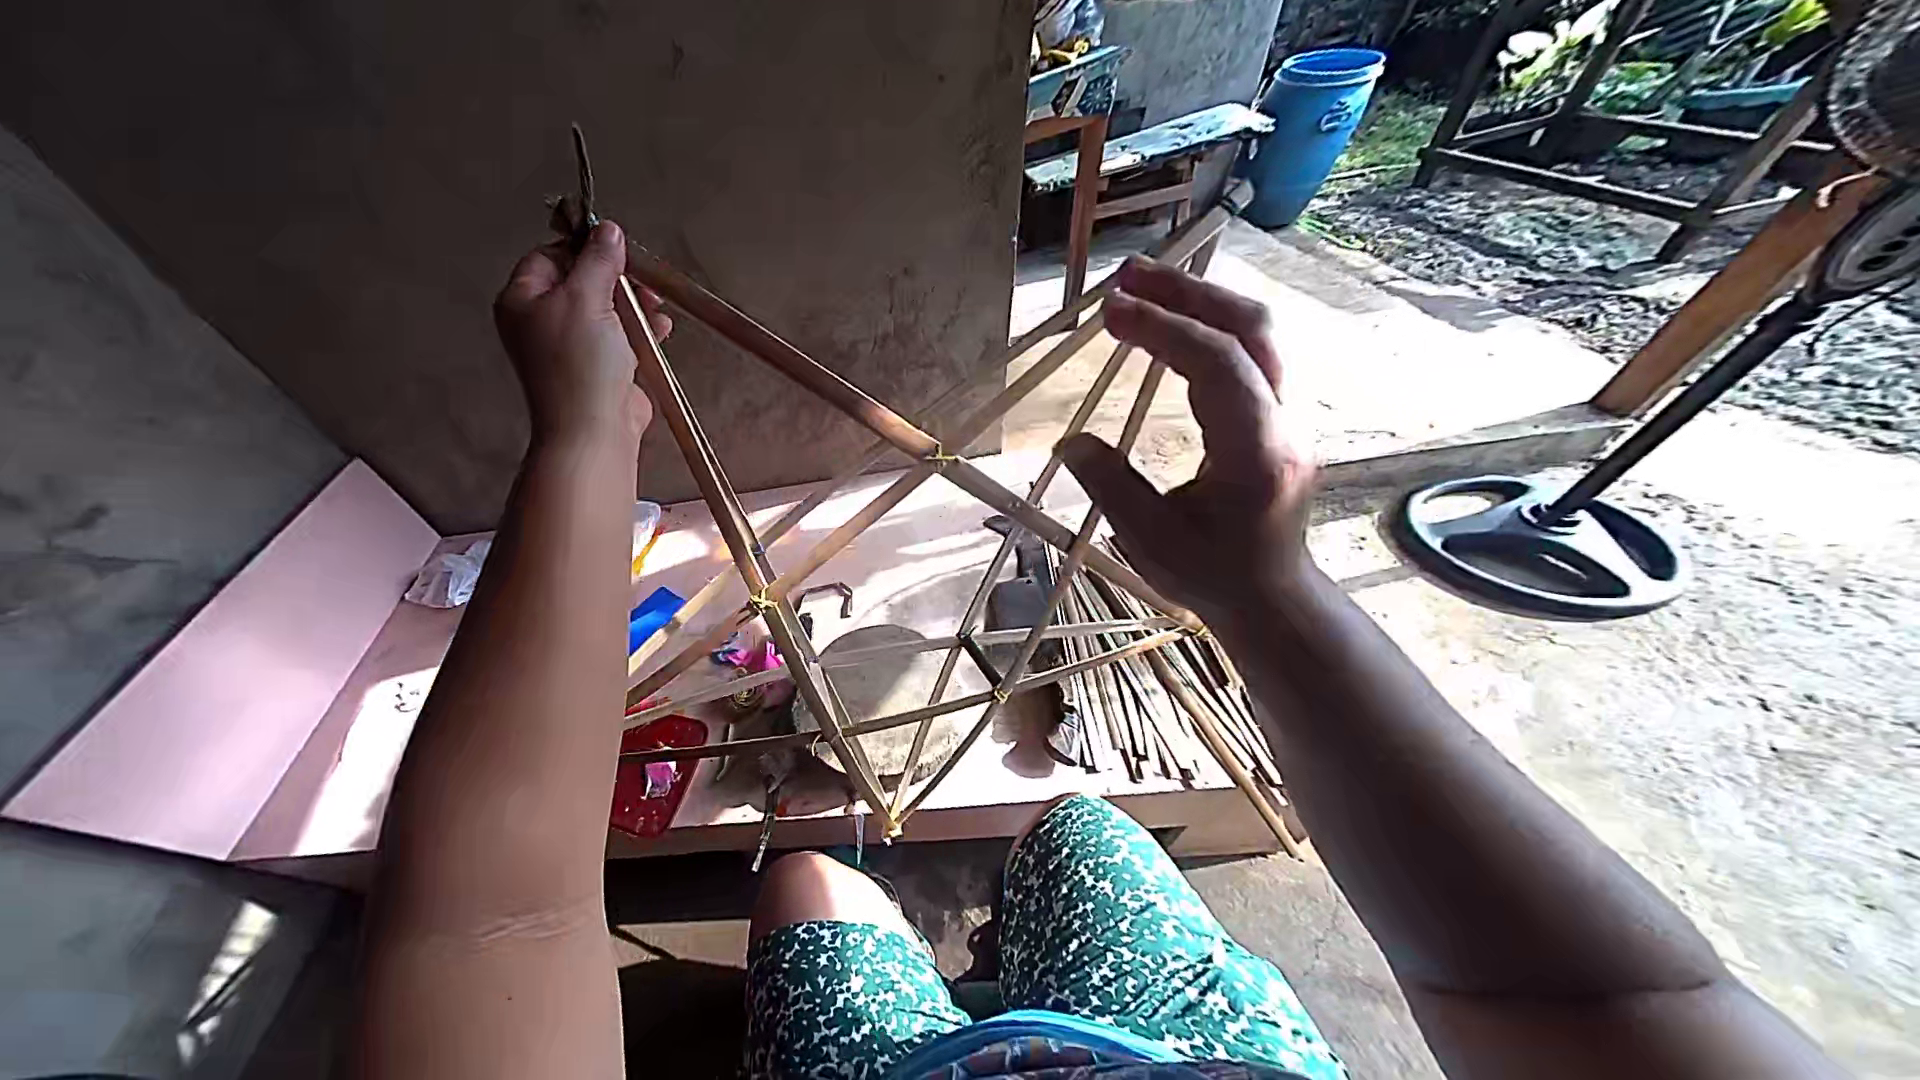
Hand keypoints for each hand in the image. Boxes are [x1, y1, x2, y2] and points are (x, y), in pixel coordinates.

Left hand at [493, 219, 672, 446]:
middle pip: (582, 283)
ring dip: (634, 306)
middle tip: (641, 278)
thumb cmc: (580, 367)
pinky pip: (622, 339)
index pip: (550, 256)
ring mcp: (573, 348)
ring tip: (655, 305)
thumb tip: (608, 231)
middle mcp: (543, 322)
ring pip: (607, 312)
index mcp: (523, 301)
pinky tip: (660, 328)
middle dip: (616, 280)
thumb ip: (598, 262)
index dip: (583, 249)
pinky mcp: (601, 369)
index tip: (615, 247)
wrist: (594, 429)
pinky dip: (642, 332)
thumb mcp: (587, 300)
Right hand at [1062, 256, 1316, 630]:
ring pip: (1257, 335)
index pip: (1218, 365)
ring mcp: (1287, 418)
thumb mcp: (1149, 541)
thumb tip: (1071, 441)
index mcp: (1256, 453)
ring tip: (1143, 287)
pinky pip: (1249, 355)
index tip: (1111, 311)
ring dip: (1200, 302)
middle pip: (1251, 329)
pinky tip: (1173, 325)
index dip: (1164, 329)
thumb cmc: (1212, 576)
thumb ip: (1109, 485)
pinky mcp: (1276, 419)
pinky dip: (1208, 328)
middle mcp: (1282, 424)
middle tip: (1129, 276)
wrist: (1271, 594)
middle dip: (1188, 294)